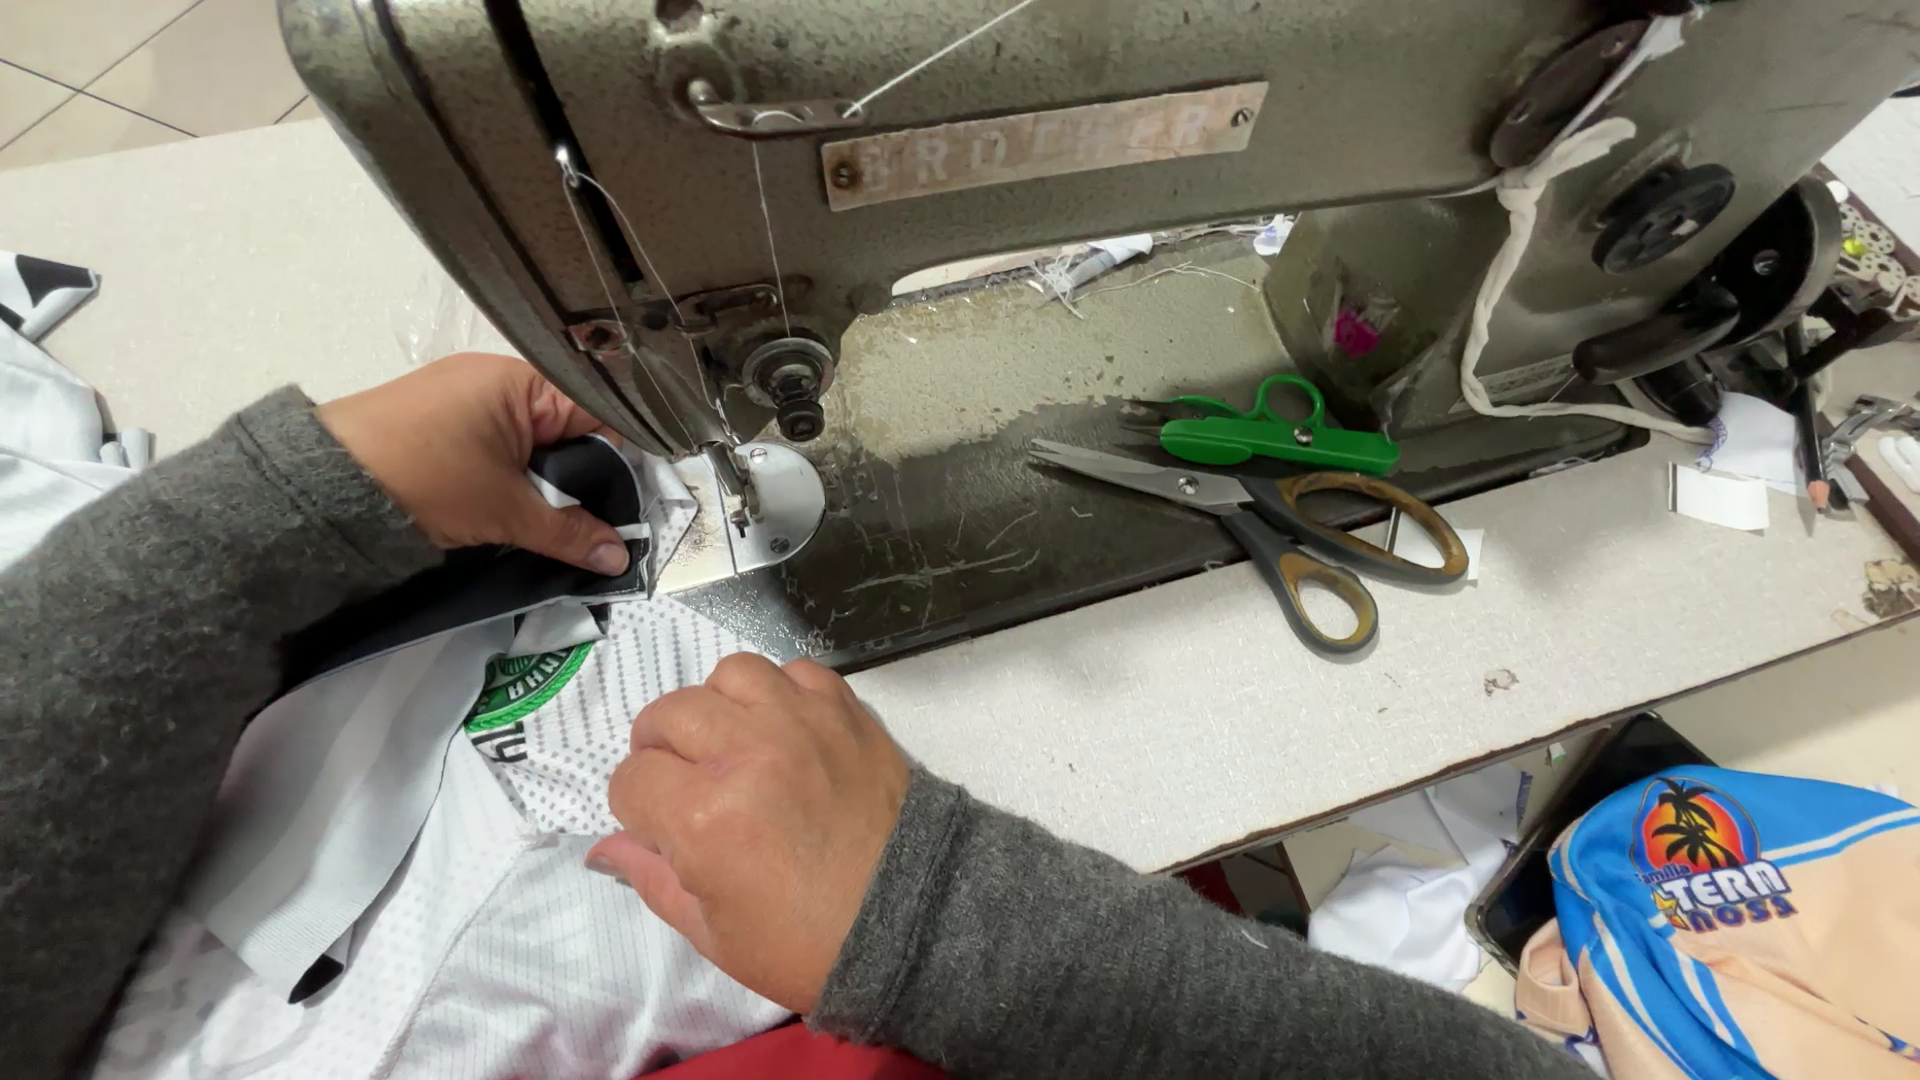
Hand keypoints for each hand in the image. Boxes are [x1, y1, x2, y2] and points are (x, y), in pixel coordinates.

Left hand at [318, 353, 630, 574]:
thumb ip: (571, 532)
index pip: (598, 413)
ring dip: (551, 478)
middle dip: (586, 473)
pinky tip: (530, 502)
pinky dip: (523, 474)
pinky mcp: (447, 420)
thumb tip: (621, 559)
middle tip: (602, 516)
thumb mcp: (506, 511)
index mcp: (521, 382)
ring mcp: (470, 398)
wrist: (312, 491)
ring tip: (566, 515)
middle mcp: (499, 380)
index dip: (619, 457)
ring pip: (541, 440)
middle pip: (571, 427)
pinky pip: (509, 444)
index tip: (630, 498)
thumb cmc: (423, 481)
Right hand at [587, 654, 910, 1012]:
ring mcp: (801, 720)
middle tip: (687, 777)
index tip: (661, 822)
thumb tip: (605, 847)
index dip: (637, 803)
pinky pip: (796, 669)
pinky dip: (780, 690)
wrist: (910, 912)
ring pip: (731, 673)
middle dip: (661, 747)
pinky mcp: (844, 707)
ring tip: (734, 739)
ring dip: (719, 704)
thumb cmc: (808, 939)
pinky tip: (785, 726)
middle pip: (670, 712)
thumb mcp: (714, 932)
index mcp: (706, 815)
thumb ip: (652, 878)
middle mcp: (748, 751)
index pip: (631, 778)